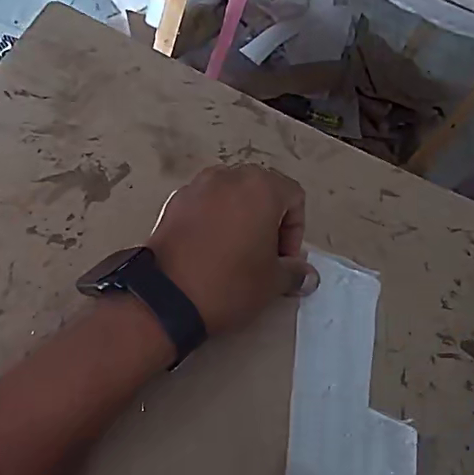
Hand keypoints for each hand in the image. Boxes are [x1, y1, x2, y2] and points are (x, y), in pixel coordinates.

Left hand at [147, 164, 317, 335]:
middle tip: (265, 257)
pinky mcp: (173, 203)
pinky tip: (210, 254)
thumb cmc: (230, 284)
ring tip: (237, 254)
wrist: (167, 297)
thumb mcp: (272, 282)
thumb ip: (294, 272)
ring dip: (241, 220)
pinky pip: (205, 207)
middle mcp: (228, 176)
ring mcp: (197, 187)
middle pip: (262, 192)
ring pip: (231, 197)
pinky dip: (214, 223)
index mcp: (260, 187)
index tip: (284, 261)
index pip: (294, 198)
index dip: (295, 232)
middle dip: (269, 222)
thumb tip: (306, 275)